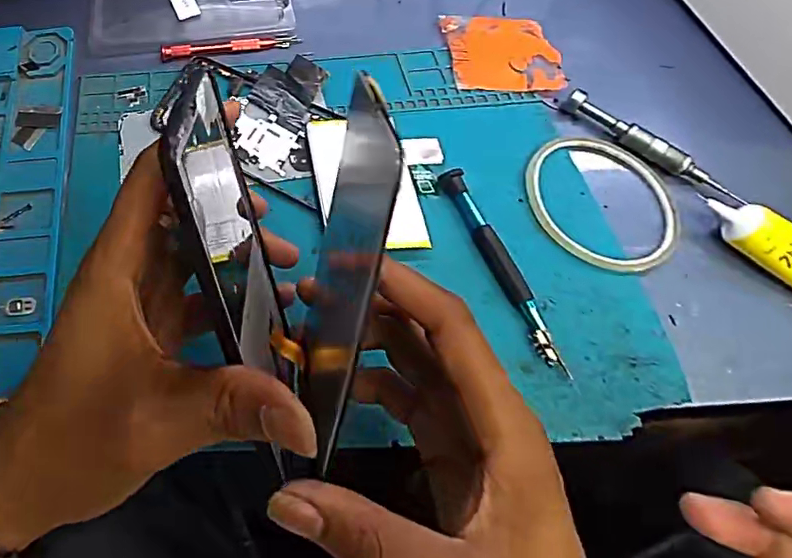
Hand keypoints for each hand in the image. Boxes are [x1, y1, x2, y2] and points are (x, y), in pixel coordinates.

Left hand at [0, 117, 315, 550]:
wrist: (24, 482)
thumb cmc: (72, 435)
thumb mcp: (156, 418)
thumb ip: (230, 406)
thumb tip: (303, 418)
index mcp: (117, 266)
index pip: (148, 180)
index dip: (184, 142)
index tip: (224, 118)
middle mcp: (127, 271)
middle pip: (177, 210)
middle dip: (225, 202)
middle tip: (272, 215)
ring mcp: (138, 299)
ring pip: (189, 251)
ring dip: (232, 250)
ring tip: (282, 261)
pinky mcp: (147, 328)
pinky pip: (192, 293)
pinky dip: (226, 293)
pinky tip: (266, 309)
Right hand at [270, 259, 581, 556]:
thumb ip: (366, 534)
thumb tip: (285, 497)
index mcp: (506, 426)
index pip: (454, 328)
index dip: (406, 287)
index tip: (355, 261)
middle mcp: (491, 416)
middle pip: (432, 336)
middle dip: (376, 304)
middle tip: (318, 292)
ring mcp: (474, 435)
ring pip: (420, 364)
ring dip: (372, 339)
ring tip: (320, 328)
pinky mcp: (457, 457)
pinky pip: (413, 399)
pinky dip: (376, 382)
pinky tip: (341, 383)